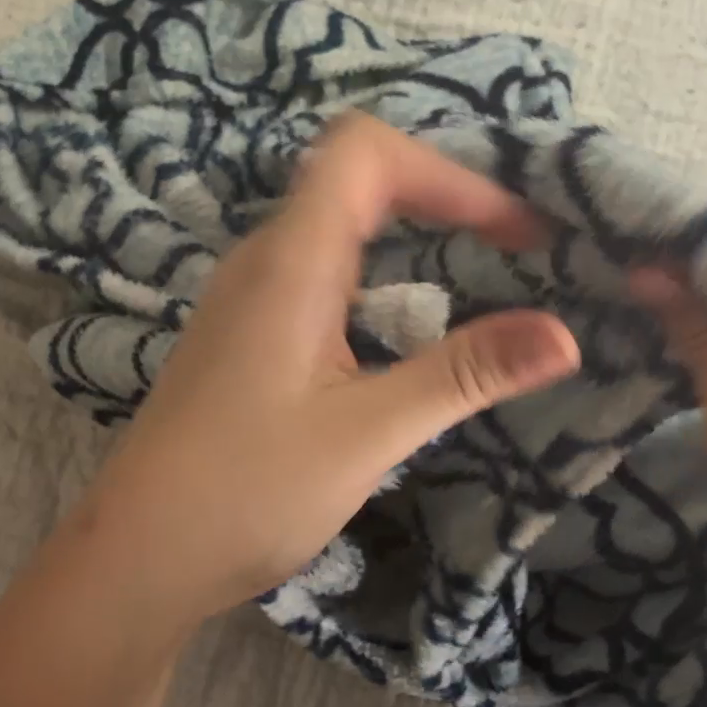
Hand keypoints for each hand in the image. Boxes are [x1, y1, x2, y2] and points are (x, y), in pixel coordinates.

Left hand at [57, 114, 579, 623]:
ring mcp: (246, 299)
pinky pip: (318, 275)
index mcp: (289, 263)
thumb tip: (565, 336)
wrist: (141, 552)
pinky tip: (404, 328)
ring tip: (480, 277)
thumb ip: (463, 375)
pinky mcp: (244, 337)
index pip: (368, 154)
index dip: (452, 173)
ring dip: (410, 237)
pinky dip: (377, 278)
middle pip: (355, 180)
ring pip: (335, 229)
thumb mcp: (367, 433)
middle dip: (443, 199)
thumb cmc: (247, 491)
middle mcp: (262, 262)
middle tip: (516, 249)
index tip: (518, 233)